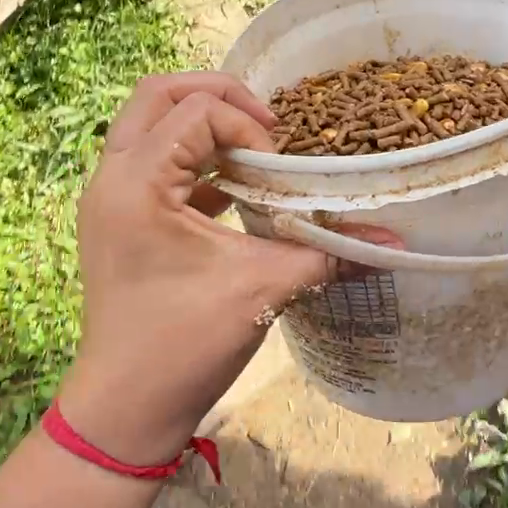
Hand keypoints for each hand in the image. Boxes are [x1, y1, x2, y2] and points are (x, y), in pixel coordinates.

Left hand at [55, 72, 389, 464]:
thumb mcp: (263, 288)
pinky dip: (197, 156)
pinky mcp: (121, 217)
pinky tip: (239, 185)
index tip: (278, 170)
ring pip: (151, 122)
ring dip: (206, 122)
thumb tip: (396, 240)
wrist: (124, 413)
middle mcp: (113, 177)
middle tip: (267, 124)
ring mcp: (111, 196)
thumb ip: (329, 252)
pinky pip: (155, 159)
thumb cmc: (184, 346)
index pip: (197, 112)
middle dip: (220, 94)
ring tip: (256, 148)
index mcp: (137, 183)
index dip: (247, 129)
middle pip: (160, 94)